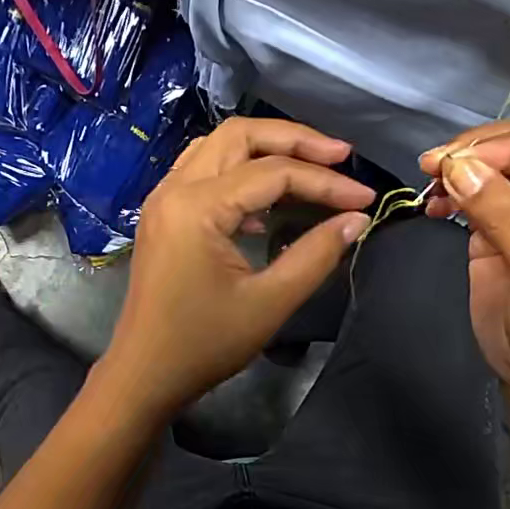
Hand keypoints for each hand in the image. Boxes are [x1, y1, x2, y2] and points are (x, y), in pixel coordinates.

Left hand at [102, 117, 375, 416]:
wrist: (144, 372)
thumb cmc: (204, 343)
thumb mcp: (269, 302)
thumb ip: (316, 254)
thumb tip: (356, 219)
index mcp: (196, 207)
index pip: (272, 172)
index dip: (325, 181)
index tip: (365, 198)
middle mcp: (174, 189)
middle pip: (239, 136)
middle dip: (294, 139)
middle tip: (340, 156)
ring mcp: (163, 199)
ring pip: (218, 147)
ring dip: (265, 148)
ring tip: (312, 166)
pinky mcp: (163, 214)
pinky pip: (204, 171)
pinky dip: (239, 172)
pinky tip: (268, 204)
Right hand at [418, 122, 509, 410]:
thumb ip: (506, 217)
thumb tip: (456, 166)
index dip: (507, 146)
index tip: (457, 162)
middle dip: (478, 152)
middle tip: (432, 165)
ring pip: (495, 169)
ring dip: (460, 170)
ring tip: (429, 183)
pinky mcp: (500, 236)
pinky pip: (474, 198)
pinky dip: (451, 194)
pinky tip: (433, 205)